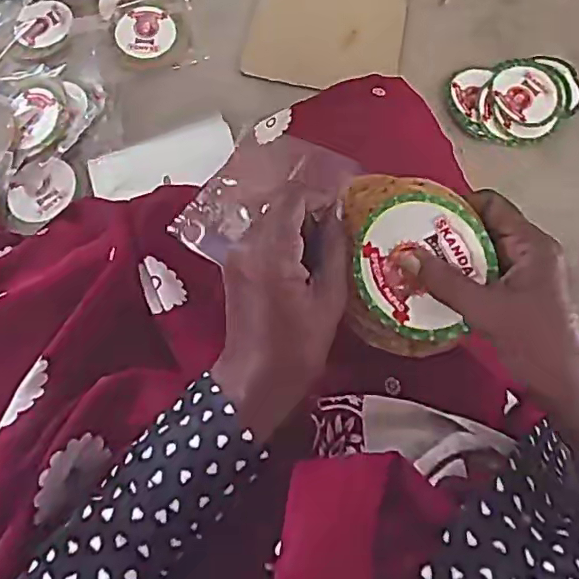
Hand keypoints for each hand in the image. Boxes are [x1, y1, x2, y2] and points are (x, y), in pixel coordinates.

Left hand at [211, 200, 349, 440]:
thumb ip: (334, 249)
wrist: (254, 381)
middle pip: (281, 204)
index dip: (321, 196)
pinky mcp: (234, 263)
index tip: (344, 208)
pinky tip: (304, 258)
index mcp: (271, 251)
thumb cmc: (297, 347)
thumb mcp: (330, 298)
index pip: (293, 198)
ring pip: (272, 217)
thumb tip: (338, 214)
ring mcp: (237, 253)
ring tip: (325, 245)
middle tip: (339, 228)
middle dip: (311, 210)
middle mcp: (247, 244)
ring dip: (298, 223)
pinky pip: (263, 234)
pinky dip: (285, 236)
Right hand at [400, 191, 578, 479]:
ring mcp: (531, 274)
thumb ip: (444, 282)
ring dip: (456, 259)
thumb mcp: (484, 311)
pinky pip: (490, 274)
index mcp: (532, 244)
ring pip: (486, 253)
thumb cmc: (536, 345)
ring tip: (421, 266)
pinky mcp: (525, 295)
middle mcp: (534, 252)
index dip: (458, 205)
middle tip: (416, 243)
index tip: (425, 217)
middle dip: (450, 235)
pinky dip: (467, 278)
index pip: (492, 204)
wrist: (571, 393)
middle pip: (486, 227)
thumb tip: (405, 255)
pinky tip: (441, 290)